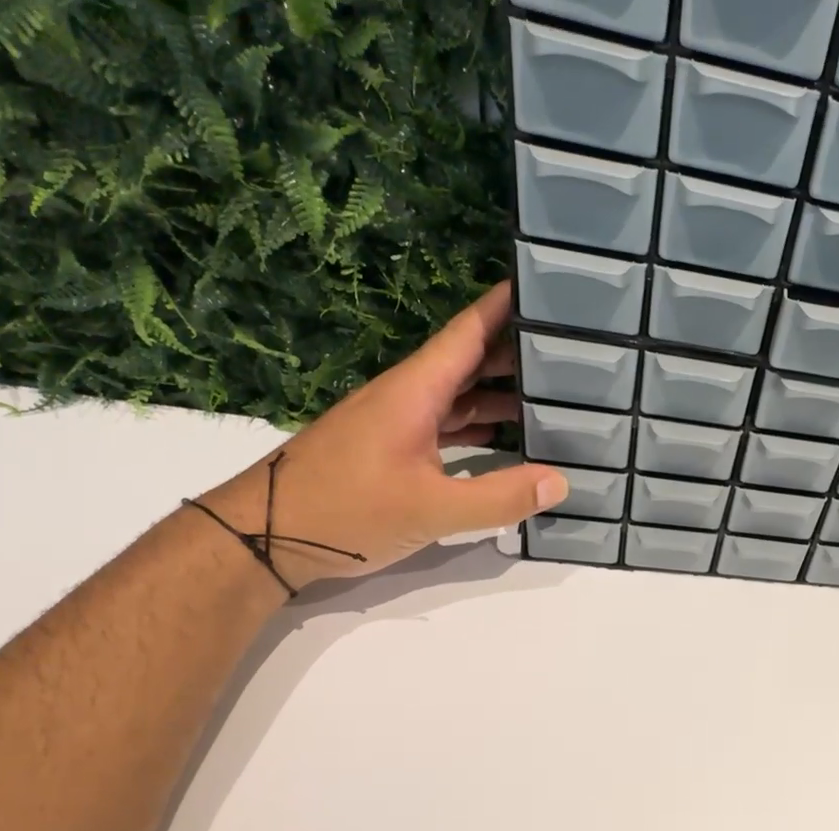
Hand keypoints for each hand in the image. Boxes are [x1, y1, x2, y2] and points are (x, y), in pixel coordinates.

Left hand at [192, 282, 566, 590]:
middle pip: (470, 360)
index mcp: (415, 391)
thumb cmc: (346, 511)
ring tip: (558, 393)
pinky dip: (482, 424)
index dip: (505, 305)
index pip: (468, 332)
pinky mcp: (392, 449)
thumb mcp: (432, 510)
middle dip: (519, 350)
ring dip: (503, 391)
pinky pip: (448, 423)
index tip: (545, 286)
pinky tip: (511, 439)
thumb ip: (500, 497)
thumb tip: (561, 482)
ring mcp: (397, 422)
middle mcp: (408, 396)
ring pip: (460, 394)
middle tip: (575, 347)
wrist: (264, 536)